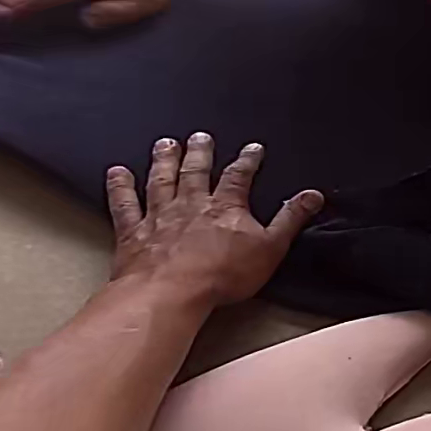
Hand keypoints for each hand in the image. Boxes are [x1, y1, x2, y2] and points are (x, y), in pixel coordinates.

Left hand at [105, 132, 322, 306]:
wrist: (172, 293)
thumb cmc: (224, 274)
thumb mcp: (271, 247)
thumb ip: (291, 219)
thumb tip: (313, 195)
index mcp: (226, 207)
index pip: (239, 176)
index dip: (247, 161)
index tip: (252, 148)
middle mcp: (191, 204)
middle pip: (196, 171)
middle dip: (200, 152)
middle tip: (200, 137)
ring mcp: (160, 216)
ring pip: (162, 180)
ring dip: (164, 161)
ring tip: (165, 144)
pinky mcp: (134, 233)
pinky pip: (125, 204)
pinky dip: (120, 187)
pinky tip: (117, 172)